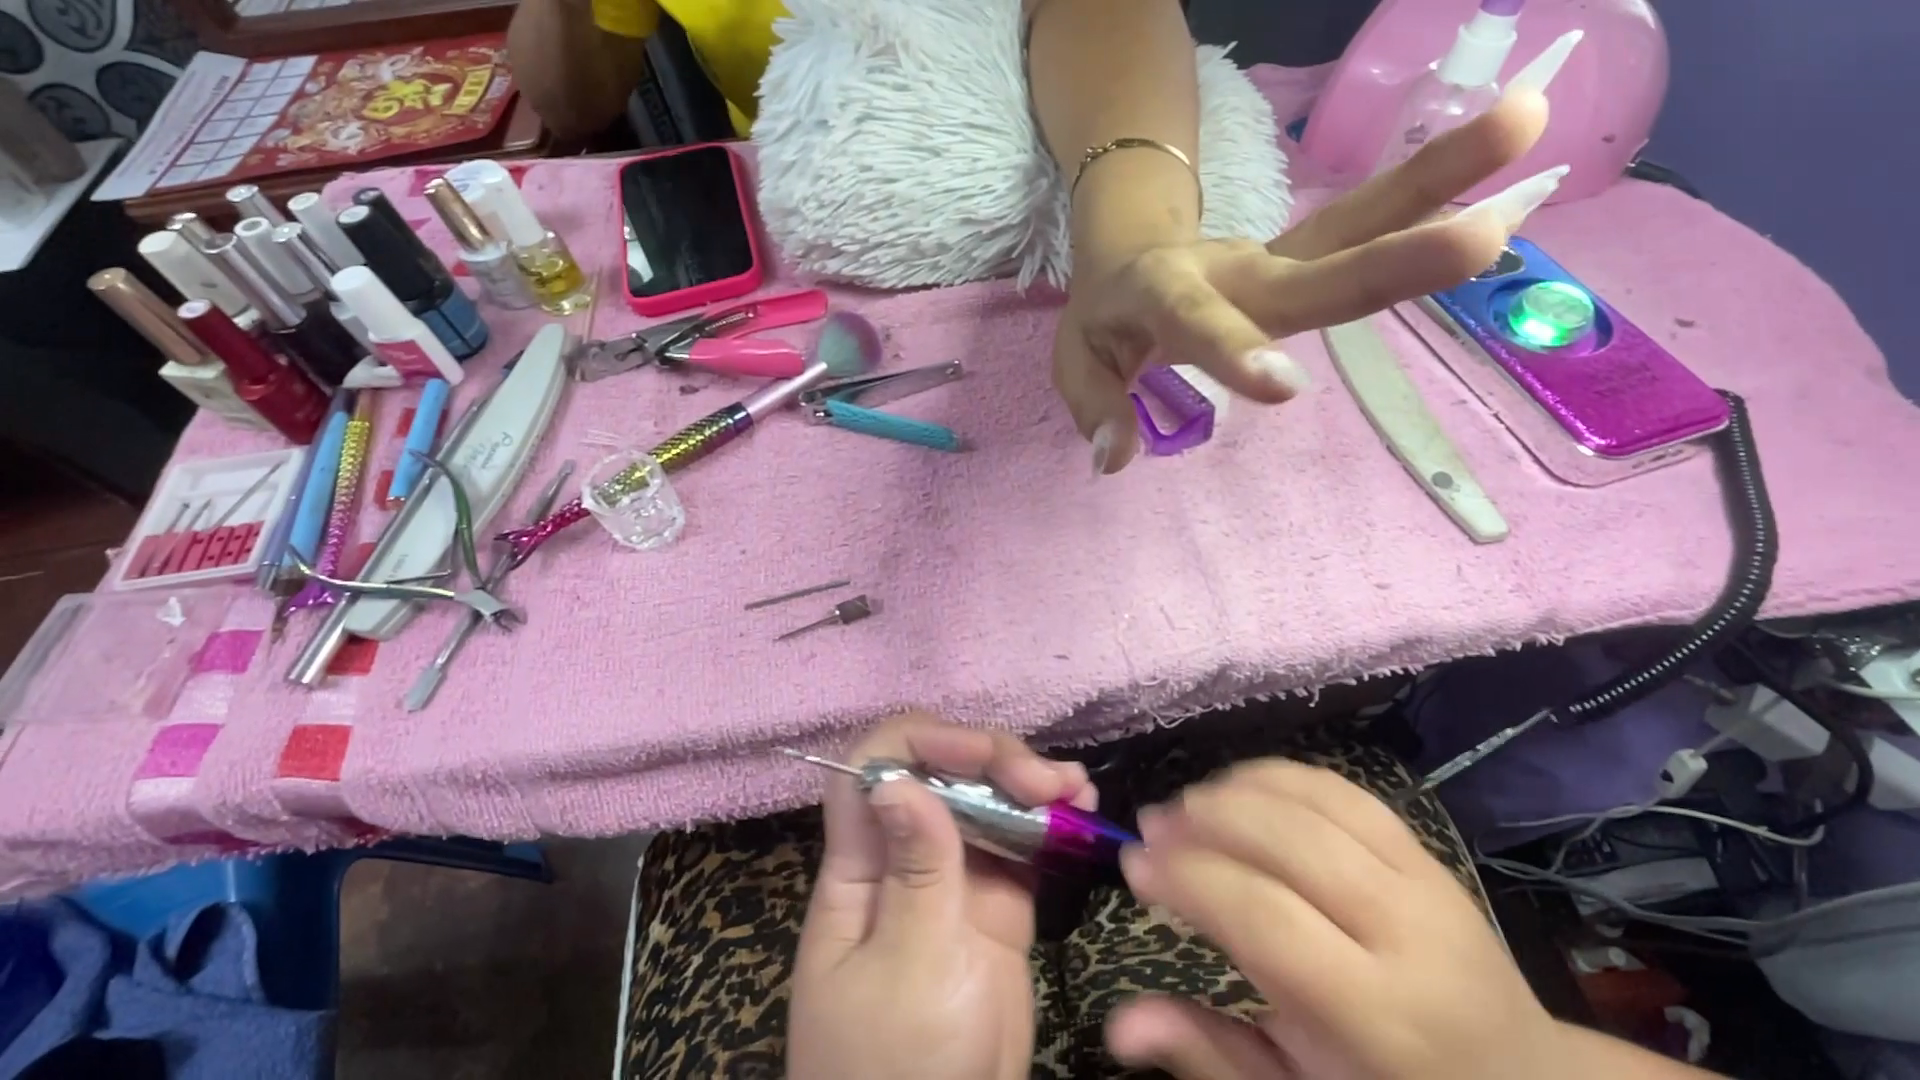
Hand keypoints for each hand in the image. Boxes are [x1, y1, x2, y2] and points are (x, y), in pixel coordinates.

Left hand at [786, 714, 1095, 1079]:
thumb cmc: (896, 1066)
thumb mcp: (906, 969)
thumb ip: (916, 873)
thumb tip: (899, 781)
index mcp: (859, 867)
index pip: (873, 771)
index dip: (923, 743)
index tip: (982, 755)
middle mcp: (903, 857)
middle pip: (938, 775)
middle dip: (992, 760)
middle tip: (1051, 785)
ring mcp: (952, 881)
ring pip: (984, 804)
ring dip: (1028, 783)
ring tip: (1078, 790)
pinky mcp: (995, 908)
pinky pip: (1020, 849)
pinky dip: (1049, 825)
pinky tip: (1081, 816)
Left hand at [1056, 89, 1552, 474]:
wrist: (1128, 255)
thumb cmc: (1104, 319)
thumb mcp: (1077, 365)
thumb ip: (1095, 407)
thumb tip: (1114, 460)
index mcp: (1163, 292)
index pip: (1197, 318)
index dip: (1234, 349)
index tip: (1285, 389)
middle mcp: (1233, 268)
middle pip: (1313, 262)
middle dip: (1391, 256)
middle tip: (1484, 232)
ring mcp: (1276, 257)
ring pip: (1356, 223)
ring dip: (1440, 177)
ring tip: (1531, 120)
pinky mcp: (1305, 258)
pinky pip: (1366, 232)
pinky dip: (1435, 200)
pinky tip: (1515, 184)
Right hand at [1109, 760, 1565, 1079]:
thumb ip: (1211, 1052)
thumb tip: (1119, 1025)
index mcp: (1376, 1016)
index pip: (1265, 918)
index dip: (1189, 879)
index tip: (1134, 865)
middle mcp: (1407, 934)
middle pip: (1291, 842)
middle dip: (1206, 821)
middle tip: (1151, 825)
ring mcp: (1426, 883)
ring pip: (1320, 803)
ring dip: (1240, 790)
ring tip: (1185, 802)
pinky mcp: (1428, 854)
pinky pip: (1349, 793)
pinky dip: (1284, 777)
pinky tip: (1240, 788)